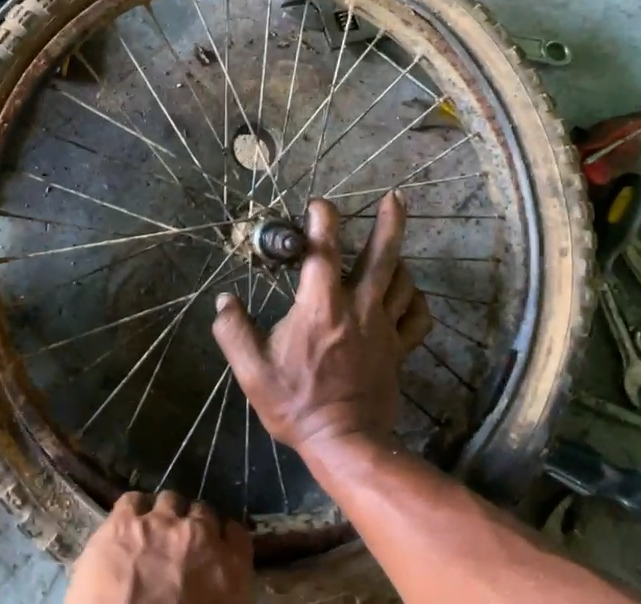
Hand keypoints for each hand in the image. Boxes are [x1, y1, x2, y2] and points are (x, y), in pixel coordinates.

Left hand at [63, 491, 252, 603]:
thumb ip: (229, 585)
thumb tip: (220, 579)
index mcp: (230, 566)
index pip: (236, 534)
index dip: (225, 537)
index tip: (217, 544)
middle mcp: (198, 534)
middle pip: (202, 512)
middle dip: (194, 524)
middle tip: (182, 542)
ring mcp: (159, 523)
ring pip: (169, 501)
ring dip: (166, 514)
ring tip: (155, 531)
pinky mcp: (124, 523)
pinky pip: (133, 501)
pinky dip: (134, 509)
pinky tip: (129, 525)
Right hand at [211, 193, 431, 453]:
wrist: (346, 444)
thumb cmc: (296, 404)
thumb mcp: (251, 370)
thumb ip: (233, 330)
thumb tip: (223, 300)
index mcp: (321, 306)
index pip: (323, 250)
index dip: (322, 220)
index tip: (319, 203)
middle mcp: (358, 308)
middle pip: (382, 256)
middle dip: (389, 222)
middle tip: (395, 197)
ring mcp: (384, 330)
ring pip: (403, 282)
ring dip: (399, 258)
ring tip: (393, 245)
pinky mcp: (398, 351)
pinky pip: (417, 318)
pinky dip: (415, 300)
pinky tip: (408, 293)